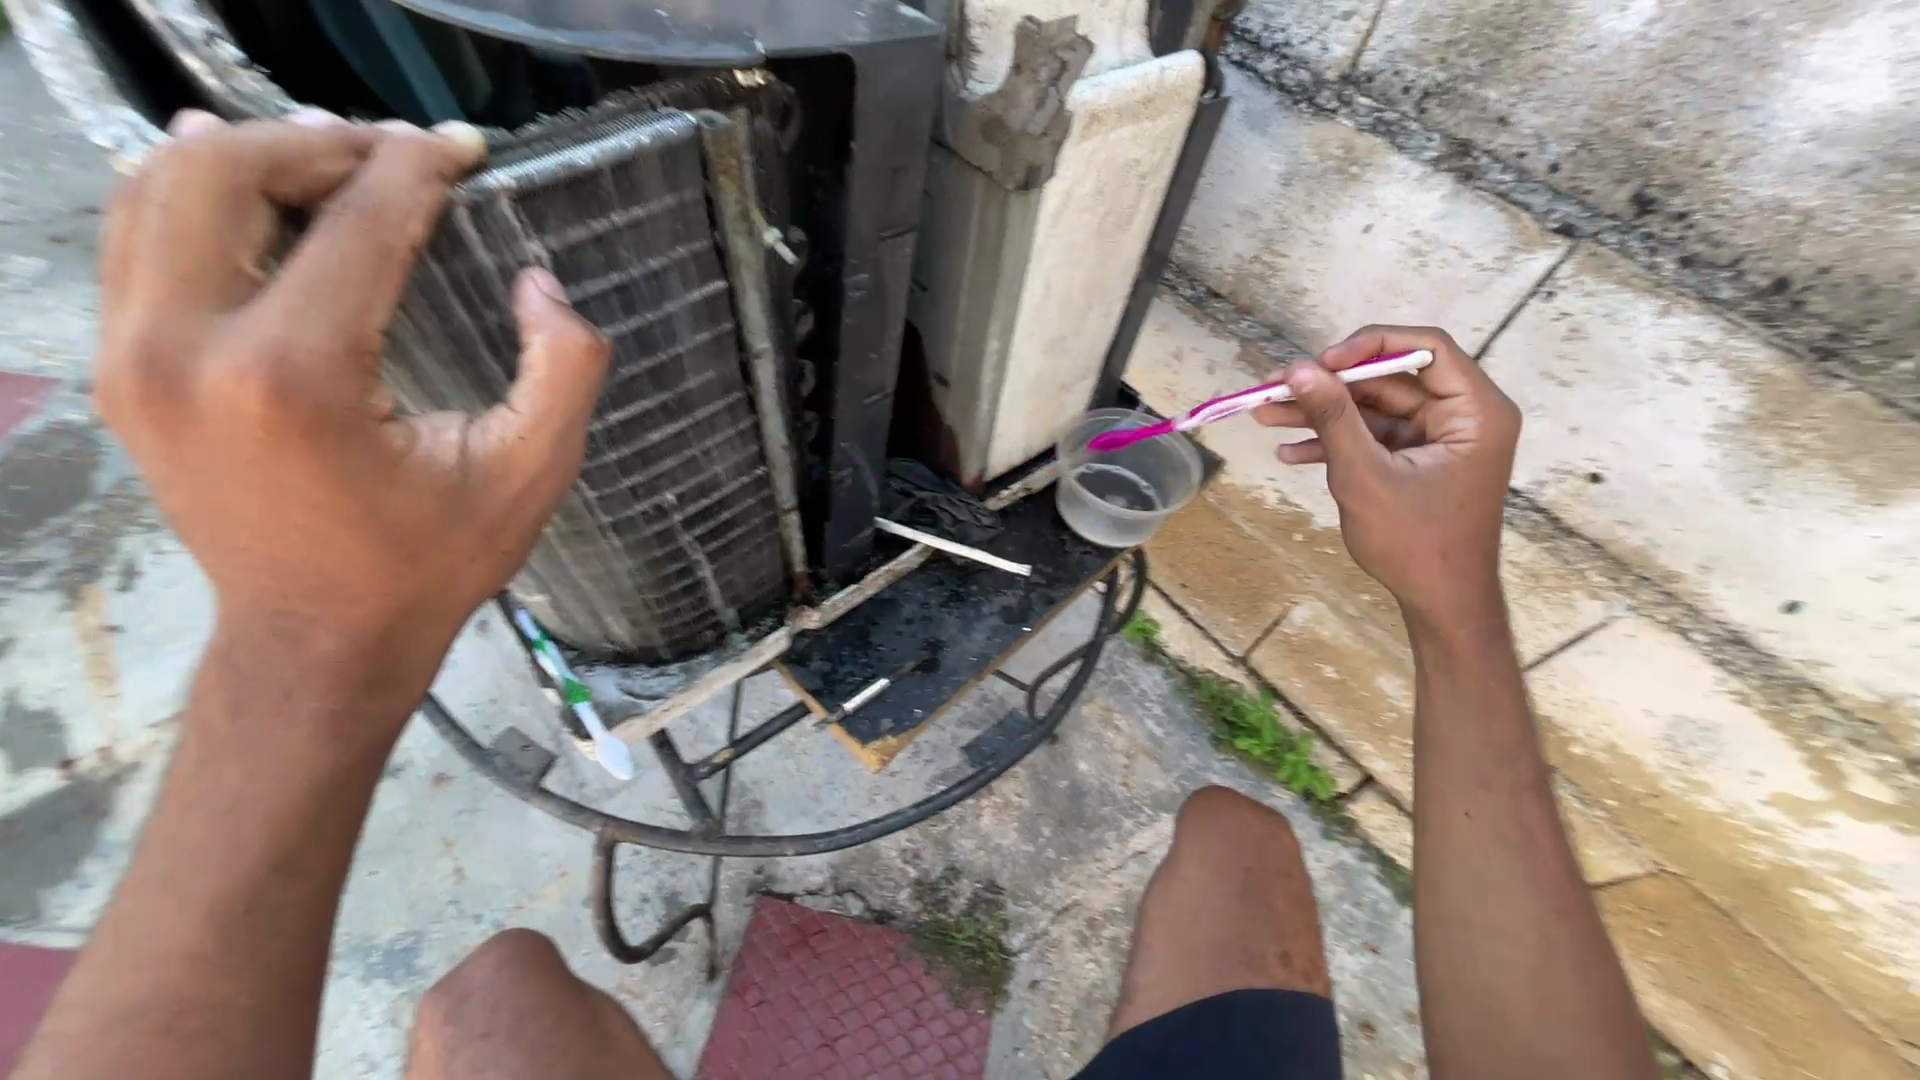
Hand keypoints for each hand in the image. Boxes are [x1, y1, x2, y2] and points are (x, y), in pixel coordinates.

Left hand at [96, 110, 609, 715]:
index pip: (354, 225)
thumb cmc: (433, 559)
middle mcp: (185, 350)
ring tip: (334, 162)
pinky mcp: (119, 370)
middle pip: (225, 174)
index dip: (416, 170)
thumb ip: (563, 368)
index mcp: (297, 377)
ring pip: (161, 191)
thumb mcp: (533, 472)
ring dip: (255, 158)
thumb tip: (538, 282)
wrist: (320, 636)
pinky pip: (138, 238)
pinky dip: (198, 195)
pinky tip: (250, 190)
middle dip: (322, 144)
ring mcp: (130, 358)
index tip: (461, 146)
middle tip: (399, 155)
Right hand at [1253, 325, 1520, 623]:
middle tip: (1273, 389)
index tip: (1319, 364)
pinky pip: (1371, 438)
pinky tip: (1290, 453)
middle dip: (1328, 386)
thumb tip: (1297, 369)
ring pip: (1371, 409)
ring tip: (1265, 416)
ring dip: (1319, 414)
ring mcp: (1437, 441)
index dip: (1368, 346)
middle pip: (1388, 380)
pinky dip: (1333, 443)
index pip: (1425, 349)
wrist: (1439, 602)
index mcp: (1474, 411)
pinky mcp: (1415, 462)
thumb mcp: (1365, 474)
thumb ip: (1333, 417)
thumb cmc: (1414, 541)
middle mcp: (1462, 416)